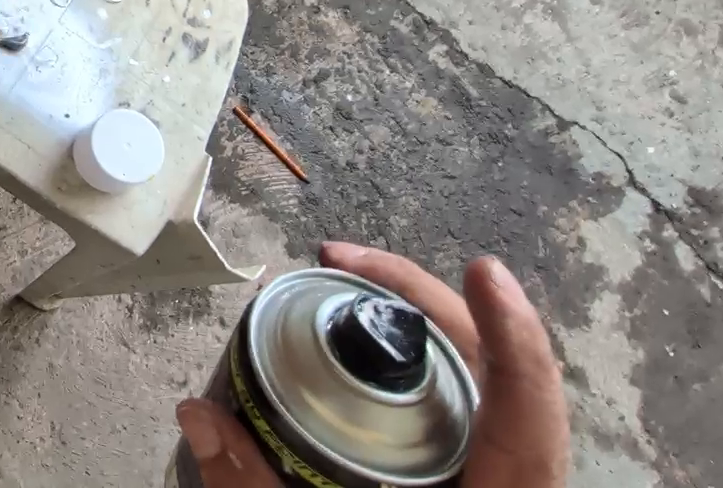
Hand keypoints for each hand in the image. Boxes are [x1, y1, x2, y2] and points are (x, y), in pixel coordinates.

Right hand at [174, 243, 568, 487]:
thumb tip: (196, 412)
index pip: (526, 420)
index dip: (519, 344)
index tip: (485, 271)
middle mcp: (502, 479)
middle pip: (485, 365)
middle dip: (415, 294)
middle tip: (333, 257)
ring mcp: (481, 470)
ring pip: (467, 371)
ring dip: (408, 310)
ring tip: (337, 275)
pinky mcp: (458, 466)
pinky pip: (447, 390)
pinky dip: (404, 344)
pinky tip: (355, 329)